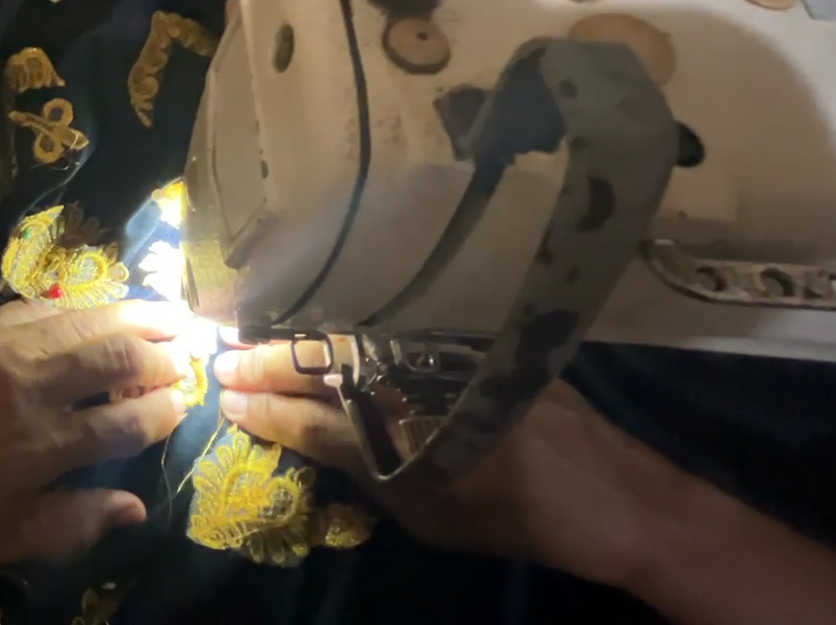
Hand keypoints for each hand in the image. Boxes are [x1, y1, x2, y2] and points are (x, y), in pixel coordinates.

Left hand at [0, 299, 190, 566]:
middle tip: (185, 346)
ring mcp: (2, 346)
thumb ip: (74, 523)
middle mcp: (33, 385)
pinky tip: (94, 307)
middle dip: (157, 351)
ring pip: (82, 320)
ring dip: (129, 316)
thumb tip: (135, 506)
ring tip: (163, 311)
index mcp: (44, 444)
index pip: (125, 420)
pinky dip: (76, 307)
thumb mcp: (1, 541)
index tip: (182, 399)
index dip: (162, 409)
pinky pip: (39, 306)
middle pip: (113, 357)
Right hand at [214, 342, 692, 587]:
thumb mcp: (420, 507)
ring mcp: (430, 346)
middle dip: (261, 361)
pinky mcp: (451, 330)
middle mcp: (407, 375)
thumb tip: (283, 427)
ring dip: (290, 337)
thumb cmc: (507, 513)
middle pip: (315, 362)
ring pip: (341, 334)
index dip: (261, 403)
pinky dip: (335, 326)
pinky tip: (312, 325)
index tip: (223, 395)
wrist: (613, 492)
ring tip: (252, 336)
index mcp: (394, 427)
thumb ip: (348, 461)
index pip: (307, 411)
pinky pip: (377, 323)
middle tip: (222, 359)